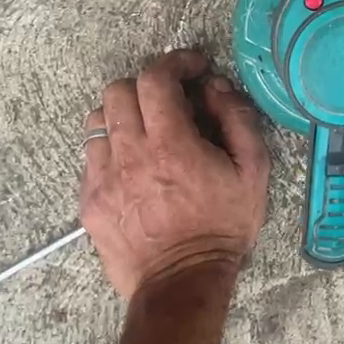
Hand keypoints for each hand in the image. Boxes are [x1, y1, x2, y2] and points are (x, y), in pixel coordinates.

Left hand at [81, 49, 270, 298]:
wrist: (182, 282)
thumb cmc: (223, 223)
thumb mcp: (253, 168)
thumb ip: (237, 118)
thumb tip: (215, 86)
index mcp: (171, 144)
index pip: (155, 78)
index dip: (176, 61)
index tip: (196, 67)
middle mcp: (130, 155)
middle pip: (118, 90)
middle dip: (149, 83)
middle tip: (174, 96)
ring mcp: (103, 179)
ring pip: (97, 119)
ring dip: (125, 112)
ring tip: (150, 126)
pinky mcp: (89, 202)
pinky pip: (91, 154)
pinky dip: (113, 144)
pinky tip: (137, 159)